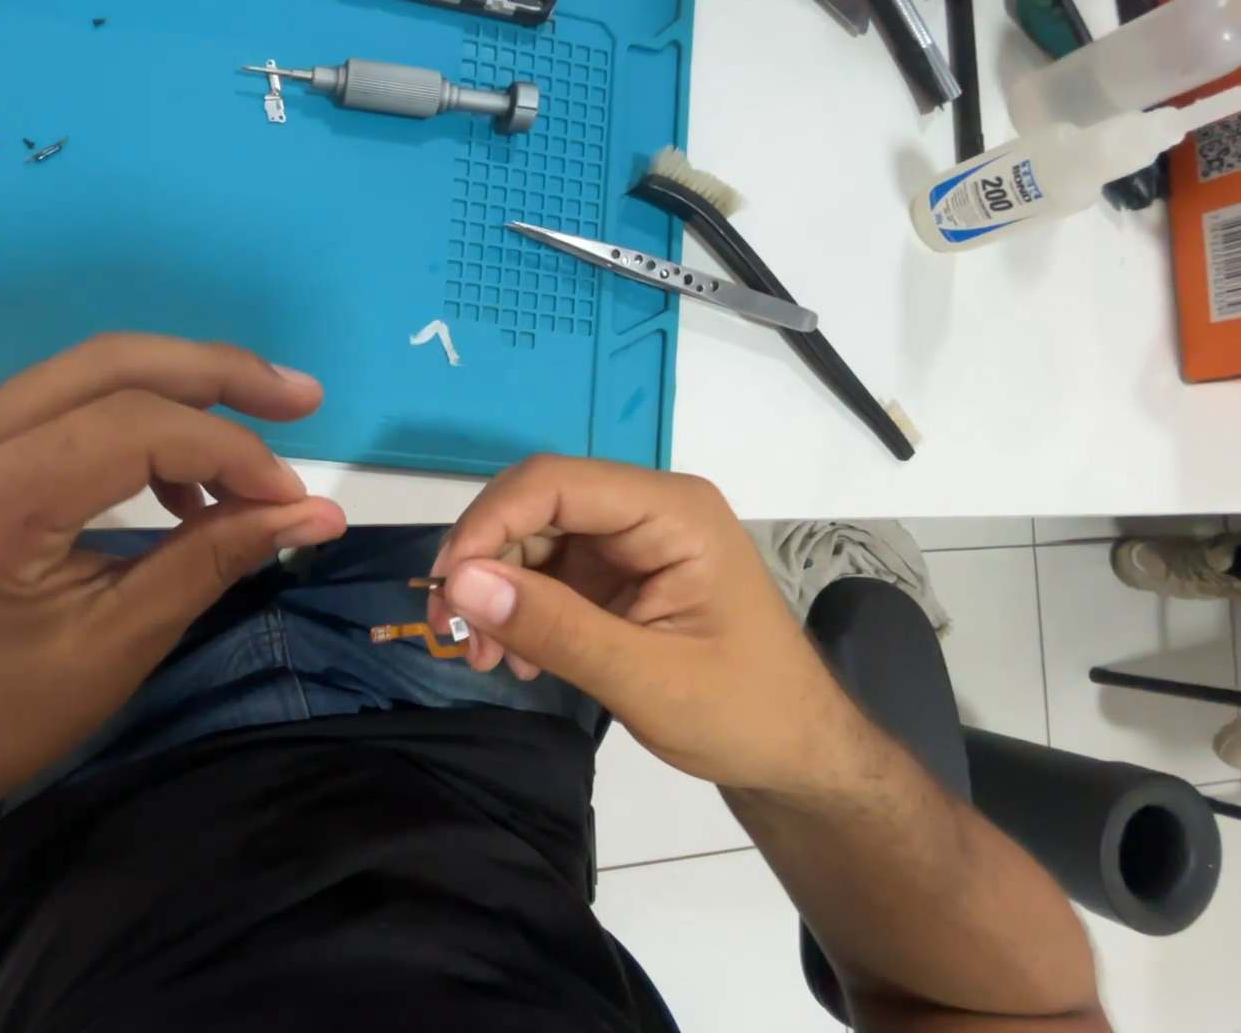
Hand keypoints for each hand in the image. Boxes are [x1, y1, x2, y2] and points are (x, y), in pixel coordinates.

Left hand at [0, 334, 346, 829]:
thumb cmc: (13, 714)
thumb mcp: (127, 640)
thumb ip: (218, 557)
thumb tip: (319, 513)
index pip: (130, 429)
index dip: (228, 449)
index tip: (291, 494)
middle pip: (109, 365)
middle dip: (217, 374)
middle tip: (299, 398)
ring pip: (92, 372)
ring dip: (186, 389)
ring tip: (256, 438)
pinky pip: (72, 403)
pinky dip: (145, 421)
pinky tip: (185, 480)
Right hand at [428, 455, 867, 794]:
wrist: (794, 757)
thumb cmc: (743, 715)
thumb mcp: (645, 678)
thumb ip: (553, 628)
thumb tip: (458, 583)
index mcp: (671, 511)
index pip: (554, 483)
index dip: (488, 523)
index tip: (446, 587)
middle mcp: (645, 510)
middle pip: (535, 506)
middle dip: (484, 564)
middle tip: (453, 631)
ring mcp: (628, 541)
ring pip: (530, 540)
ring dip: (495, 593)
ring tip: (488, 658)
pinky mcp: (614, 573)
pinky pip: (544, 574)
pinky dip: (518, 611)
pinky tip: (519, 658)